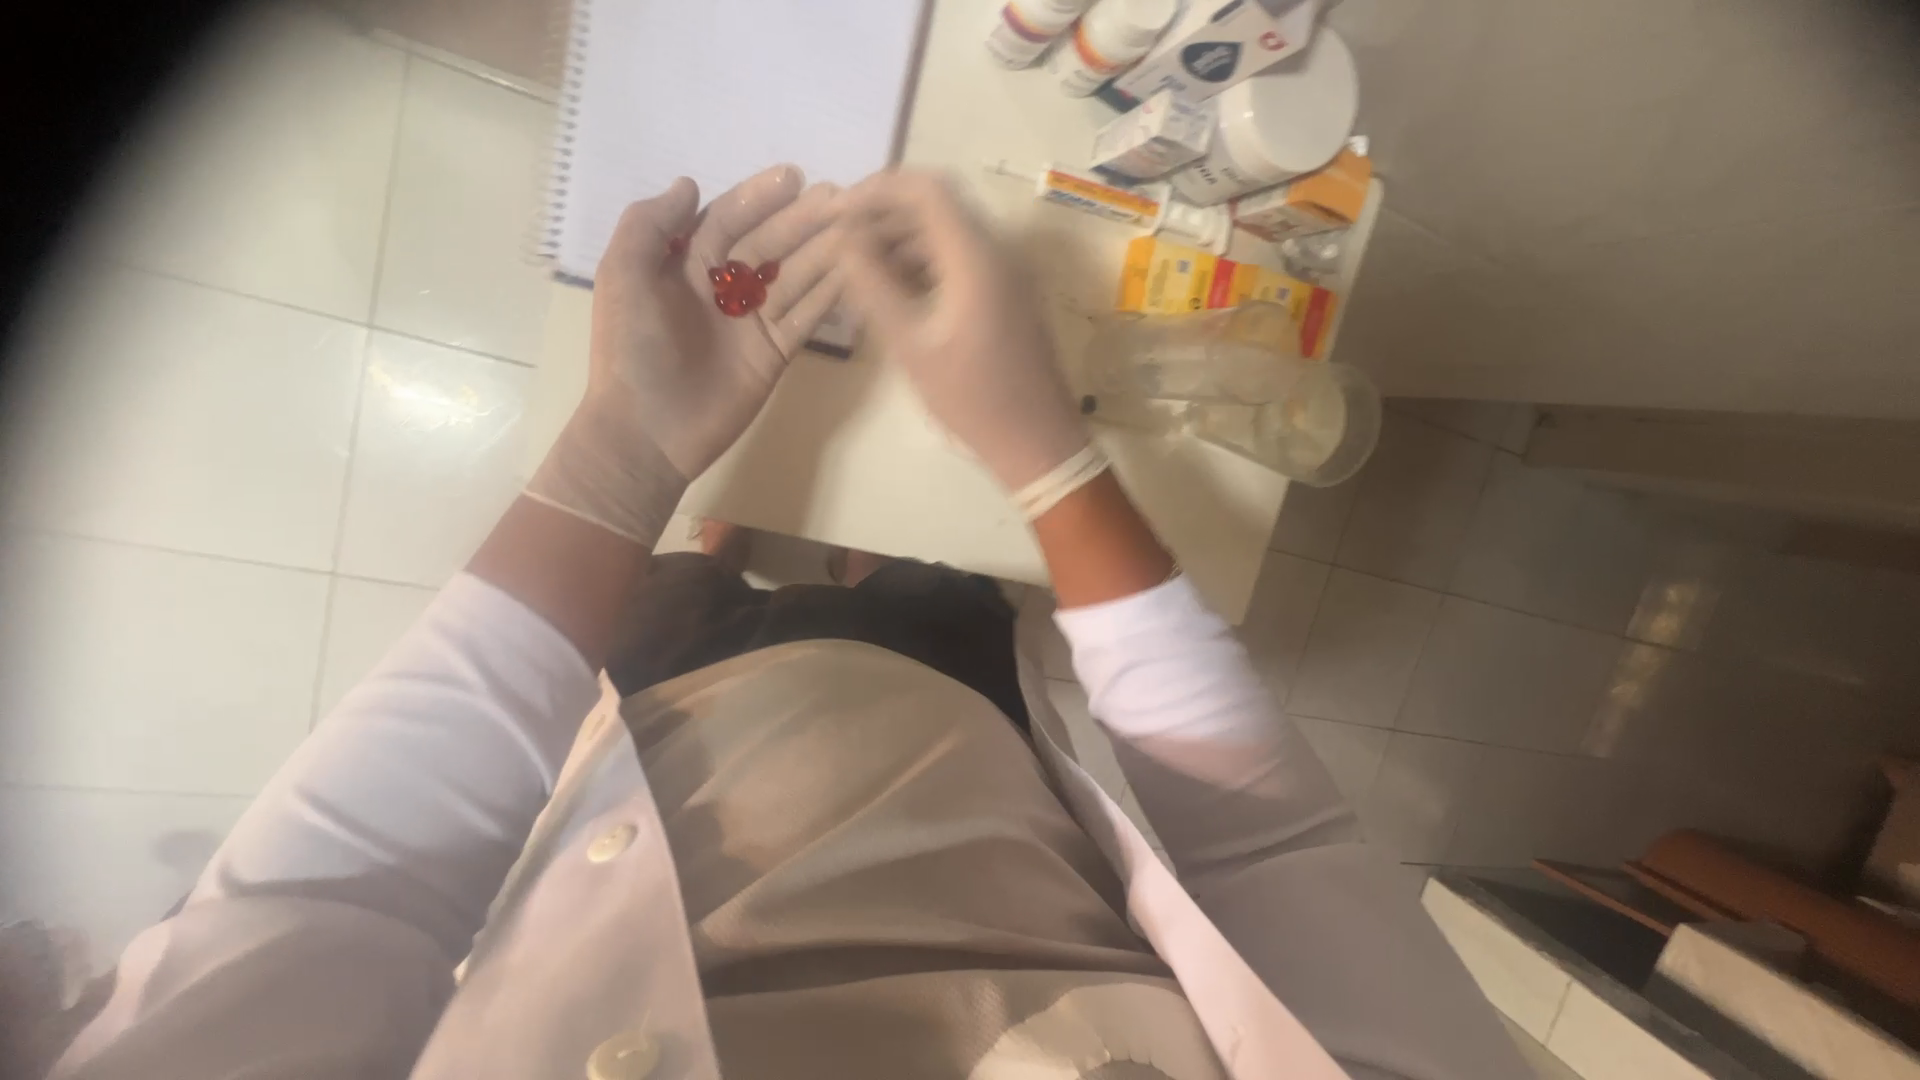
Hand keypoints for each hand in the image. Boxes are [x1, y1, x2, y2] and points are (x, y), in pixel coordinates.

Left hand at [527, 166, 841, 545]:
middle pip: (770, 244)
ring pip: (794, 276)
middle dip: (803, 220)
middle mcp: (723, 287)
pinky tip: (854, 272)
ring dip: (824, 251)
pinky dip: (829, 295)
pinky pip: (806, 317)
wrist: (648, 431)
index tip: (794, 177)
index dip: (759, 197)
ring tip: (856, 228)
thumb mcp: (623, 277)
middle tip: (841, 197)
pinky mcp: (776, 353)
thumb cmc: (631, 352)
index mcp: (683, 264)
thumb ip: (648, 226)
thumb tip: (689, 183)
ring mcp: (752, 321)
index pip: (728, 219)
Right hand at [837, 169, 1087, 495]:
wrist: (1037, 443)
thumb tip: (843, 240)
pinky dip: (925, 267)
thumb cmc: (973, 400)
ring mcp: (1008, 276)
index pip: (926, 189)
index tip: (839, 210)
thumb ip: (873, 286)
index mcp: (978, 258)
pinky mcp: (1009, 298)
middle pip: (937, 208)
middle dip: (885, 216)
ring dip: (903, 243)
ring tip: (860, 271)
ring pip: (949, 237)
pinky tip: (895, 294)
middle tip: (843, 242)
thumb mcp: (911, 346)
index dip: (877, 188)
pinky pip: (962, 264)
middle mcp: (998, 254)